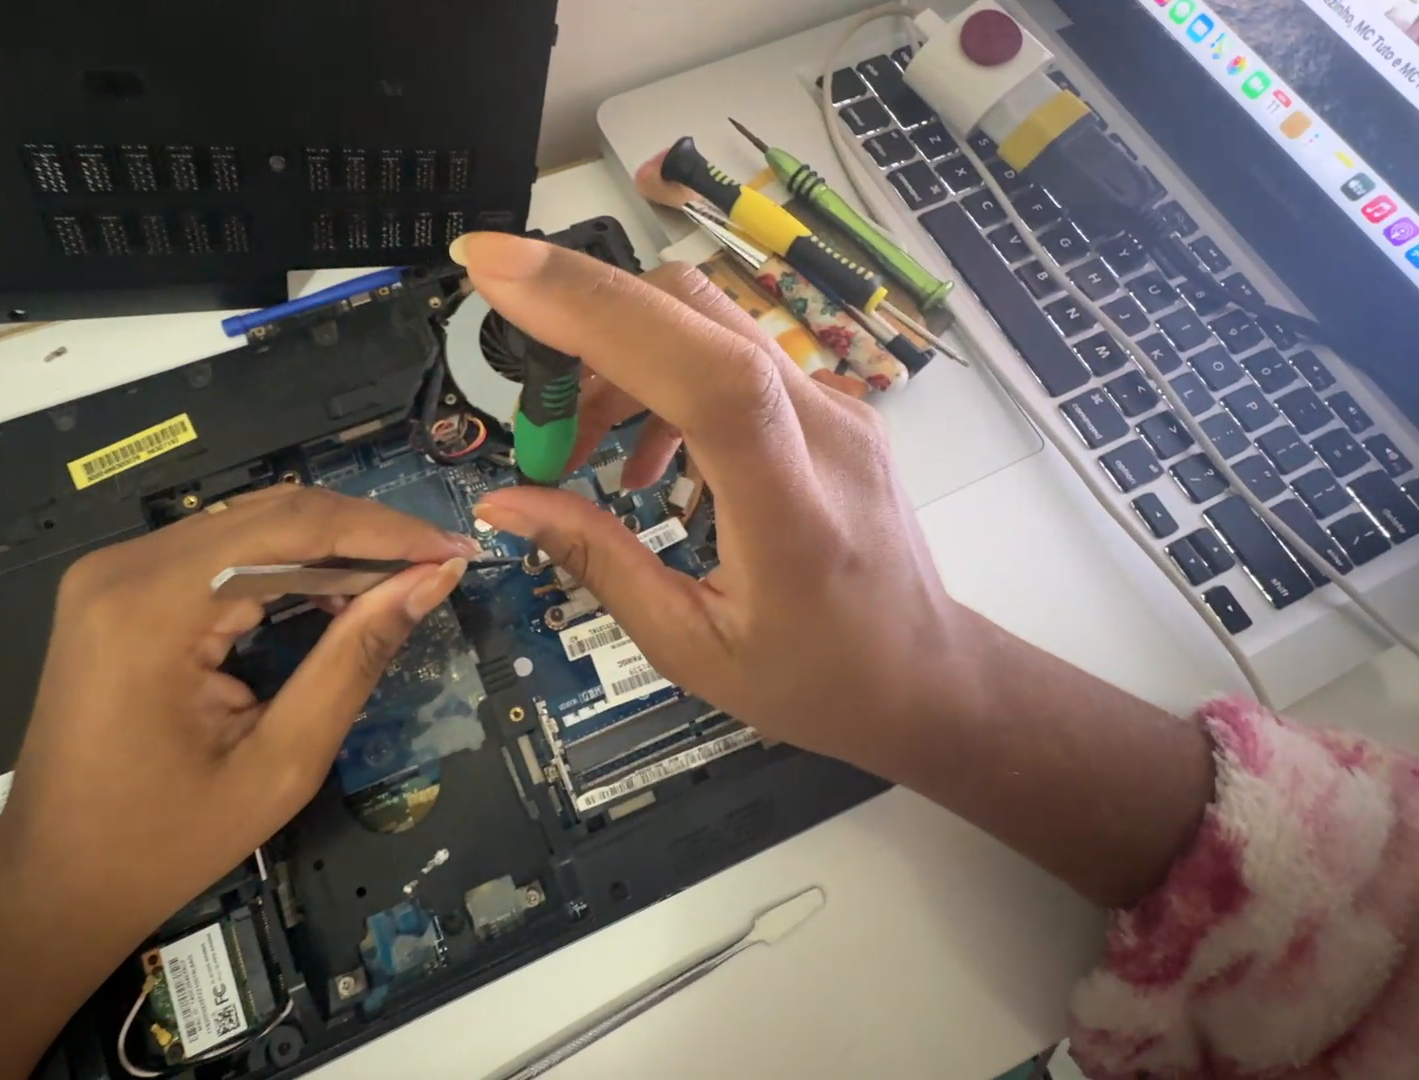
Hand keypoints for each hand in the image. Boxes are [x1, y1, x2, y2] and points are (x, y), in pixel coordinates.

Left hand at [0, 486, 476, 929]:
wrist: (52, 882)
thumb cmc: (166, 841)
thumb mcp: (284, 759)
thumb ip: (356, 658)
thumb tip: (431, 582)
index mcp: (153, 607)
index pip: (295, 528)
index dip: (386, 531)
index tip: (454, 549)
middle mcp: (126, 566)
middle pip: (276, 513)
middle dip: (368, 534)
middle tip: (437, 566)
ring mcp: (115, 570)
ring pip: (255, 523)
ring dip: (334, 547)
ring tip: (398, 583)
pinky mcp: (122, 585)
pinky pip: (226, 549)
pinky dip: (291, 563)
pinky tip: (335, 593)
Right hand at [459, 232, 979, 765]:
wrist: (925, 676)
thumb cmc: (812, 681)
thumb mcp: (689, 645)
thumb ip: (597, 560)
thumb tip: (502, 502)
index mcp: (789, 508)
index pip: (701, 371)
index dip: (595, 307)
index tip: (493, 268)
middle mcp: (824, 431)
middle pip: (694, 311)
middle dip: (584, 326)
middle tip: (531, 412)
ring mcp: (836, 406)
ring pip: (706, 324)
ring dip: (618, 362)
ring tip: (577, 451)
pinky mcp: (831, 406)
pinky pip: (732, 358)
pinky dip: (662, 381)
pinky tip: (644, 459)